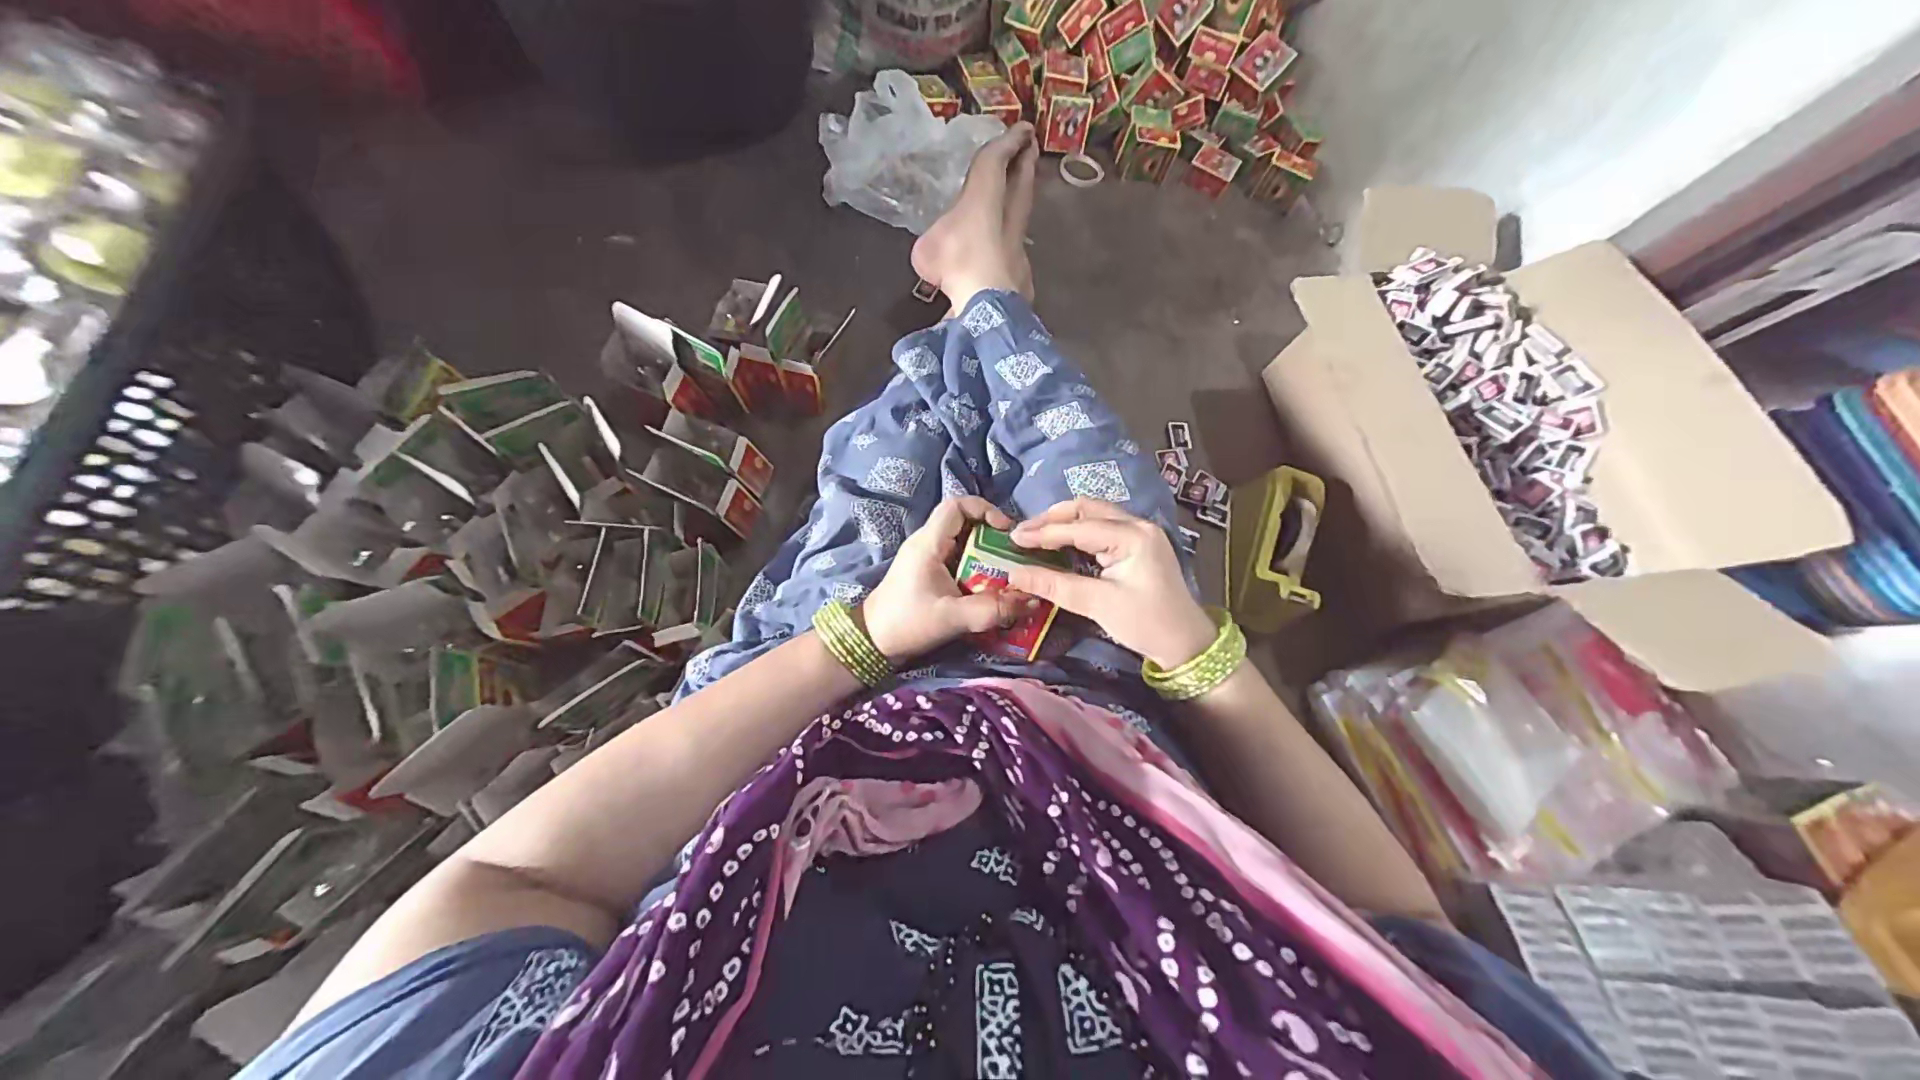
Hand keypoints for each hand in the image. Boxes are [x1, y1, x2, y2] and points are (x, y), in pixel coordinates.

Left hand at [860, 497, 1029, 662]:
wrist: (872, 642)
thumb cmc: (907, 623)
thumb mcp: (952, 618)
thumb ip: (992, 610)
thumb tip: (1031, 601)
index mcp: (928, 544)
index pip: (956, 506)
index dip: (985, 510)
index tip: (1006, 532)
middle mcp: (926, 543)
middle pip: (964, 522)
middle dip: (991, 536)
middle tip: (1013, 556)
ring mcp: (925, 558)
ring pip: (962, 542)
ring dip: (985, 554)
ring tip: (1006, 572)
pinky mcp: (927, 573)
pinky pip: (956, 559)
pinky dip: (975, 567)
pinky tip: (988, 587)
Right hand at [910, 121, 1037, 312]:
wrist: (986, 304)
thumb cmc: (955, 264)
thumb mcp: (928, 251)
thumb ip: (936, 246)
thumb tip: (939, 263)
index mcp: (983, 200)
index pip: (996, 164)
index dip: (1007, 144)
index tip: (1021, 130)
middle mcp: (1007, 221)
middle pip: (1022, 186)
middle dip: (1025, 165)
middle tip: (1029, 150)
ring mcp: (1019, 252)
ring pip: (1022, 221)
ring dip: (1020, 207)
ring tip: (1015, 200)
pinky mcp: (1023, 280)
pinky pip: (1017, 255)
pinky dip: (1011, 249)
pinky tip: (1003, 258)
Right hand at [1006, 499, 1216, 669]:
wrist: (1187, 644)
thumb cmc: (1145, 623)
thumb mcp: (1097, 604)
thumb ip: (1054, 584)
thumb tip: (1013, 573)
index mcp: (1132, 536)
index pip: (1077, 526)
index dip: (1042, 532)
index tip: (1012, 538)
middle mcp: (1138, 525)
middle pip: (1086, 509)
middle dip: (1052, 519)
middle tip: (1023, 534)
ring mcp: (1140, 533)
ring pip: (1094, 515)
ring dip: (1064, 523)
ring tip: (1036, 536)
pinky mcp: (1139, 545)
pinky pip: (1102, 528)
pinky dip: (1078, 532)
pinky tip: (1060, 543)